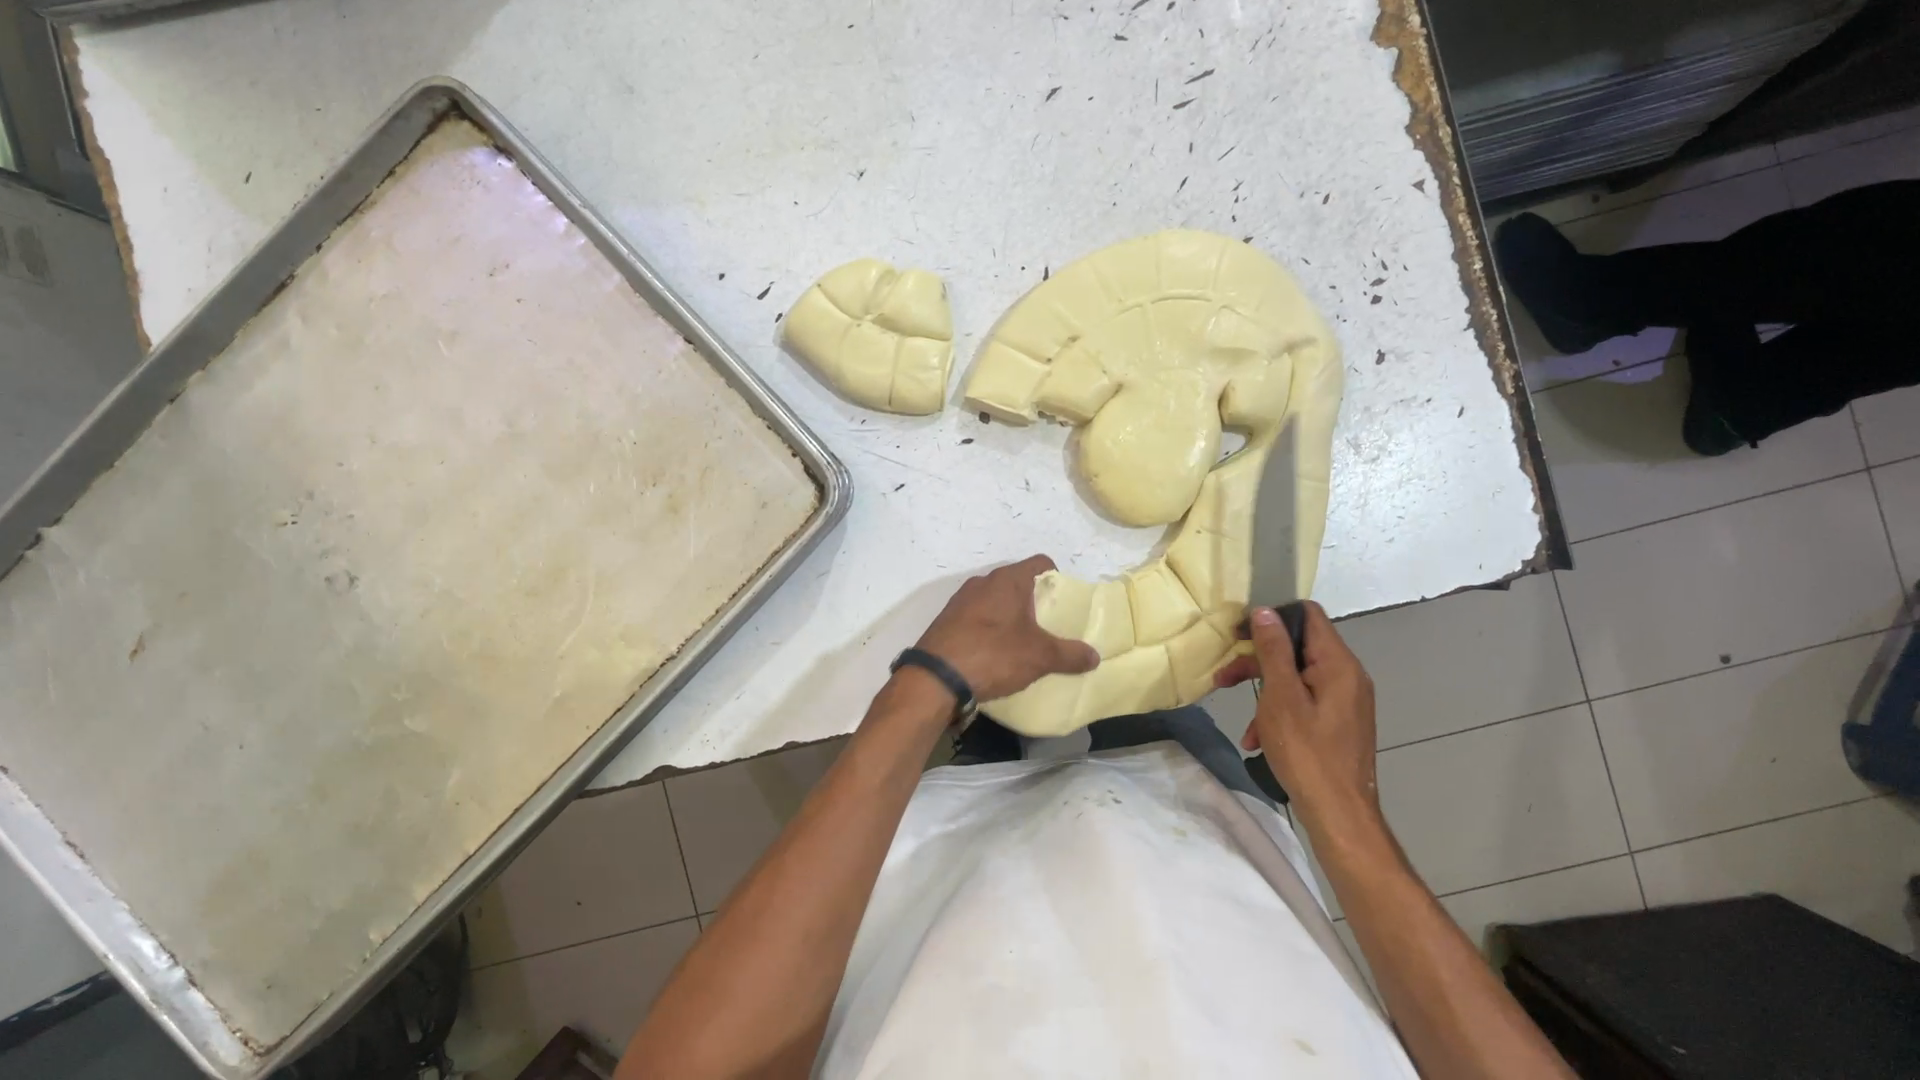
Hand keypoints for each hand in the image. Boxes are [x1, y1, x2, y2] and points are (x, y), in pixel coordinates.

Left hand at [913, 555, 1099, 702]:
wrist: (936, 678)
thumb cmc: (993, 654)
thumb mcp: (1039, 656)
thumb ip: (1070, 654)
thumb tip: (1094, 656)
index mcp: (1007, 580)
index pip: (1040, 563)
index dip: (1057, 578)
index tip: (1065, 603)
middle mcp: (982, 582)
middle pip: (1018, 583)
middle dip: (1034, 603)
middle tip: (1050, 627)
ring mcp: (961, 601)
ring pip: (996, 602)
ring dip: (1011, 618)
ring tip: (1024, 644)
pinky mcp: (947, 621)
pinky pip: (977, 619)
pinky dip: (990, 630)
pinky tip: (995, 654)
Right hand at [1214, 602, 1379, 818]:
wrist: (1338, 813)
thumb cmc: (1307, 753)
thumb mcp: (1281, 698)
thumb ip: (1273, 652)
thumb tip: (1265, 611)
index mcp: (1338, 664)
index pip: (1308, 615)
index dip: (1272, 617)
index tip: (1239, 634)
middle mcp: (1348, 676)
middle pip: (1298, 648)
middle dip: (1259, 661)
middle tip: (1224, 677)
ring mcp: (1345, 701)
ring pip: (1297, 679)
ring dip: (1264, 693)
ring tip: (1242, 721)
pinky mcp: (1339, 723)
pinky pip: (1304, 703)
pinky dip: (1279, 714)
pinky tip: (1257, 740)